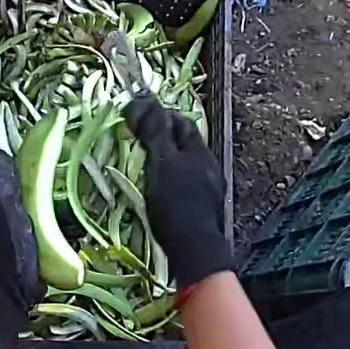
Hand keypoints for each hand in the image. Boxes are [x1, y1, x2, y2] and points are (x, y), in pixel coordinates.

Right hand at [124, 96, 234, 290]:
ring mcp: (209, 188)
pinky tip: (161, 188)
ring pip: (187, 164)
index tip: (140, 115)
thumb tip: (142, 100)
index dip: (161, 115)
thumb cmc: (175, 203)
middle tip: (141, 136)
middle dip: (166, 135)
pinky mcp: (203, 208)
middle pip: (186, 143)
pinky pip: (187, 183)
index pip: (181, 123)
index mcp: (199, 151)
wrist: (193, 248)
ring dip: (169, 158)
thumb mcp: (161, 162)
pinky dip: (172, 178)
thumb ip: (154, 131)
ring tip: (147, 161)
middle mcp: (209, 166)